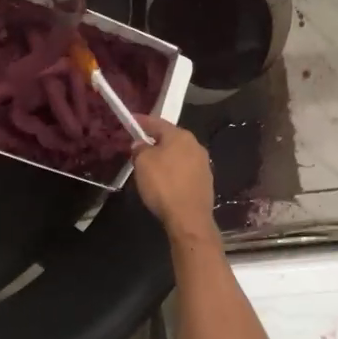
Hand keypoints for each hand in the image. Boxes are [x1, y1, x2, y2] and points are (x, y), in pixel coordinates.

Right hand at [132, 114, 217, 244]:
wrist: (189, 218)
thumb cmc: (164, 185)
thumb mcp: (143, 164)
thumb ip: (140, 149)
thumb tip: (141, 144)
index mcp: (180, 135)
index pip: (157, 122)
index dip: (142, 121)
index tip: (132, 120)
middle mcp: (195, 145)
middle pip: (171, 139)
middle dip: (156, 141)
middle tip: (141, 148)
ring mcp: (203, 164)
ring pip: (180, 155)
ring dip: (166, 158)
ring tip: (153, 167)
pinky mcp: (205, 182)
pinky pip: (185, 171)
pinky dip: (175, 173)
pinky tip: (168, 183)